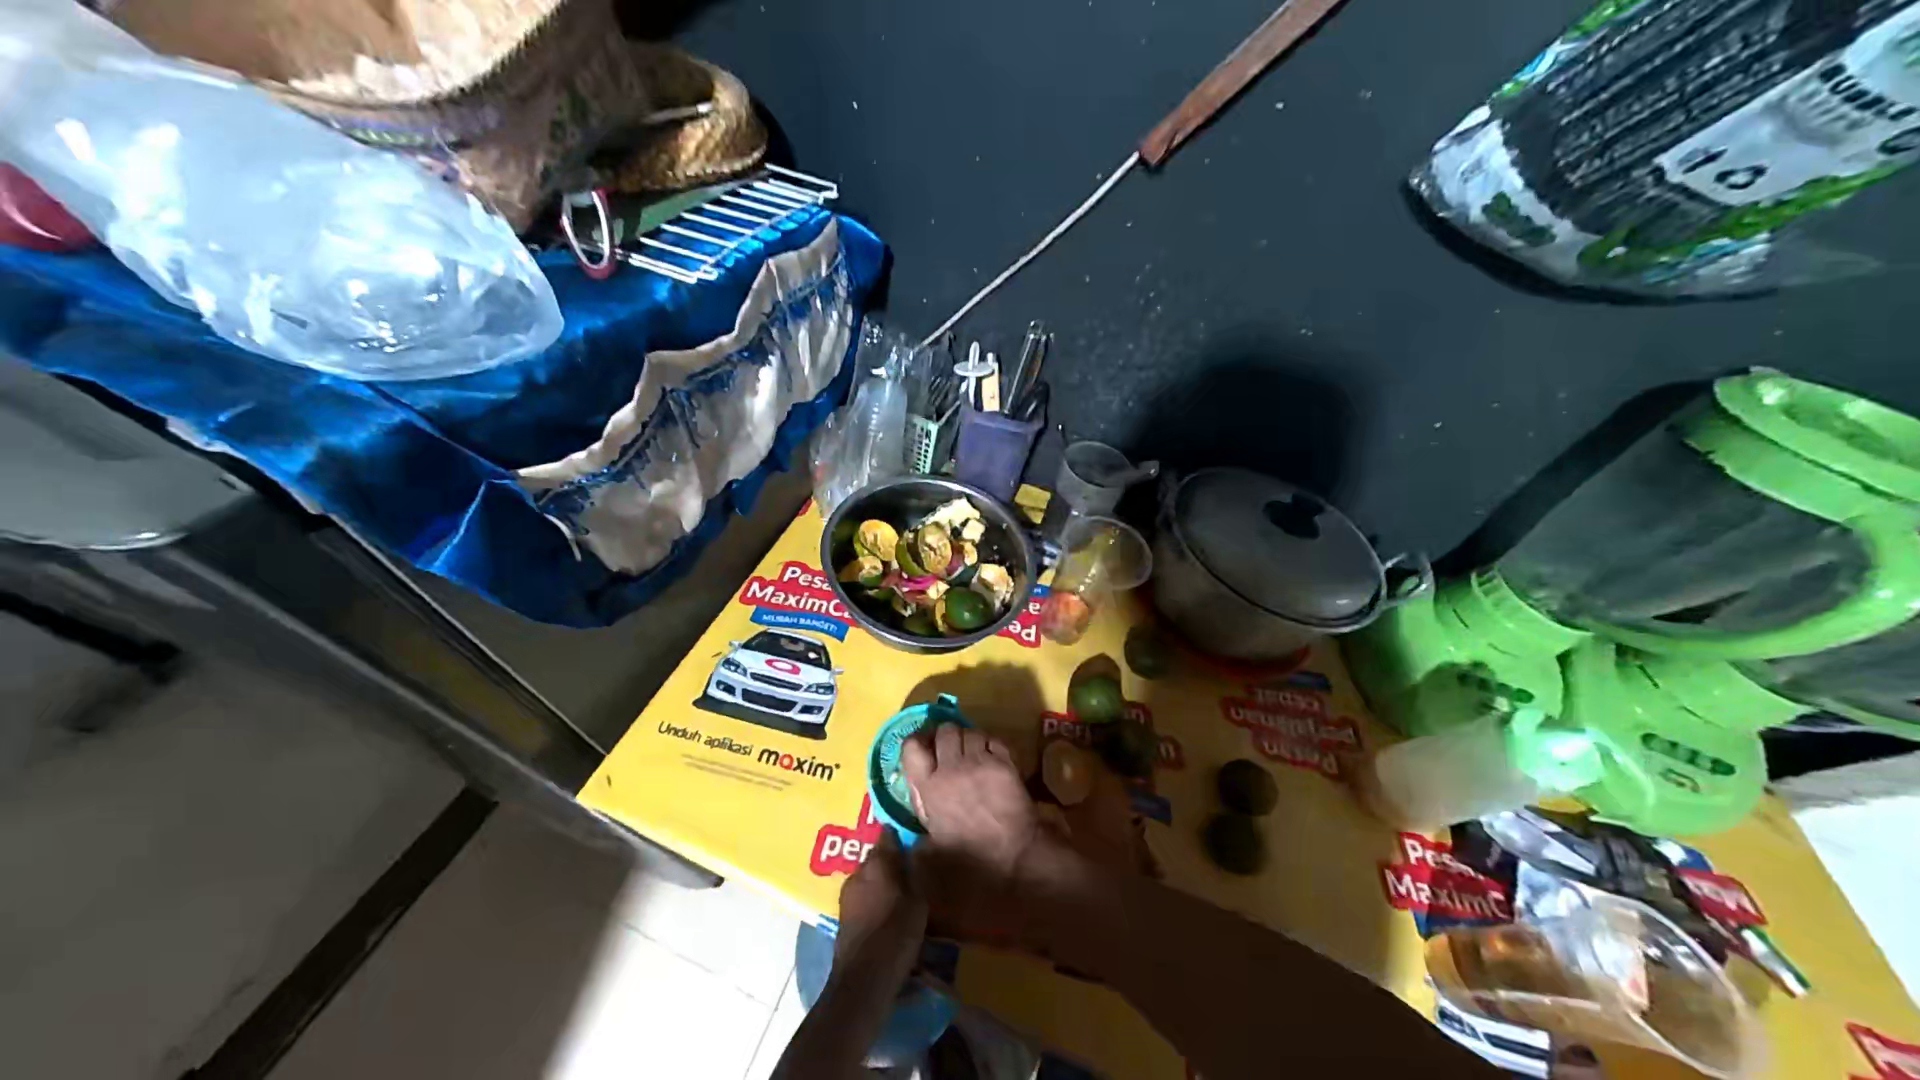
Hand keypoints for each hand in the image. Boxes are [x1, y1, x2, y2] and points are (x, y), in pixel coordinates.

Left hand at [833, 831, 925, 980]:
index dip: (898, 835)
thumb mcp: (917, 903)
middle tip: (908, 871)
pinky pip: (861, 898)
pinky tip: (885, 914)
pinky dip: (872, 900)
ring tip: (898, 895)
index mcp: (877, 864)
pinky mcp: (842, 917)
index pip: (886, 837)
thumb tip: (914, 852)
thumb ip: (913, 875)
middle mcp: (857, 873)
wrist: (865, 978)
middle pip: (875, 858)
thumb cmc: (897, 934)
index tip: (910, 838)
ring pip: (866, 879)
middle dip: (889, 862)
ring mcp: (846, 896)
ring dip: (880, 883)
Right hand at [901, 725, 1048, 944]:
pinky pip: (994, 740)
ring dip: (968, 739)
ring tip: (972, 754)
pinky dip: (990, 745)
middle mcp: (952, 768)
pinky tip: (992, 759)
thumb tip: (904, 837)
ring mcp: (981, 763)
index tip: (921, 750)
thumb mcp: (928, 863)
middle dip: (944, 736)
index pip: (911, 748)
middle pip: (944, 731)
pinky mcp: (1006, 764)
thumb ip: (914, 844)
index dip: (915, 743)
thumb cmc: (971, 869)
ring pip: (971, 732)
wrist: (1017, 862)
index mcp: (929, 789)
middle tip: (949, 751)